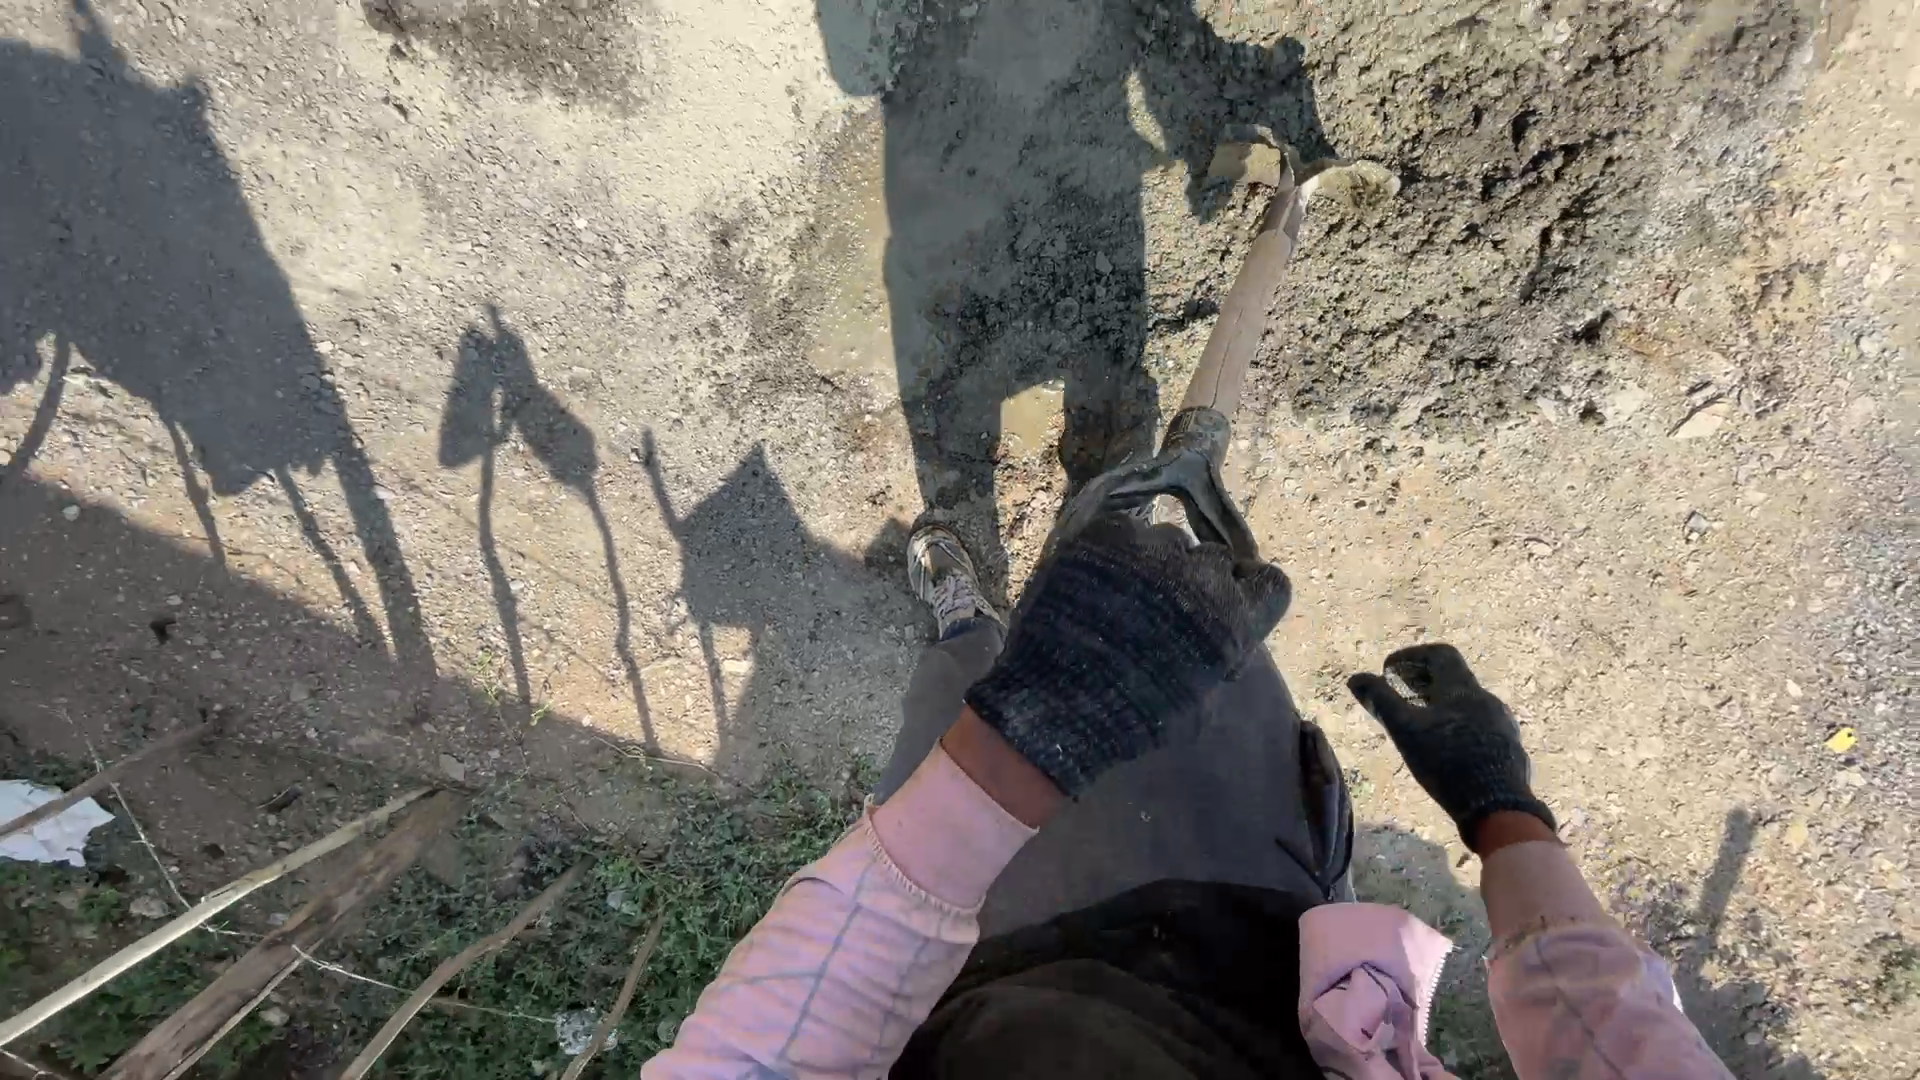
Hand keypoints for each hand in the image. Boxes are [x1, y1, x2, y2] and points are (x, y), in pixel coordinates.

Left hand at [964, 514, 1289, 795]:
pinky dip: (1116, 548)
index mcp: (1233, 619)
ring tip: (1123, 591)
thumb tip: (1219, 643)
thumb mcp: (1198, 706)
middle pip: (1215, 559)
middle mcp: (1200, 575)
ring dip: (1156, 561)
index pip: (1270, 583)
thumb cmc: (1131, 716)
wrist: (1055, 702)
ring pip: (1169, 540)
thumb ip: (1218, 660)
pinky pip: (1125, 530)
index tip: (1225, 605)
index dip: (1246, 593)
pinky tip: (1096, 576)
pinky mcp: (1105, 534)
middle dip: (1197, 579)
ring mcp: (1152, 548)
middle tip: (1166, 605)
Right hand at [1346, 644, 1554, 850]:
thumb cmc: (1446, 760)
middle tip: (1397, 693)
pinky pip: (1478, 723)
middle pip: (1453, 677)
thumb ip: (1380, 700)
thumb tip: (1356, 678)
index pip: (1440, 654)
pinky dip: (1455, 721)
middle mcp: (1487, 700)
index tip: (1389, 670)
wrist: (1498, 807)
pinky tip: (1443, 744)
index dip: (1411, 655)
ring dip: (1439, 702)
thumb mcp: (1404, 729)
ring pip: (1466, 702)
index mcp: (1463, 689)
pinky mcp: (1508, 748)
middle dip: (1421, 680)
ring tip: (1417, 720)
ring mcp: (1502, 725)